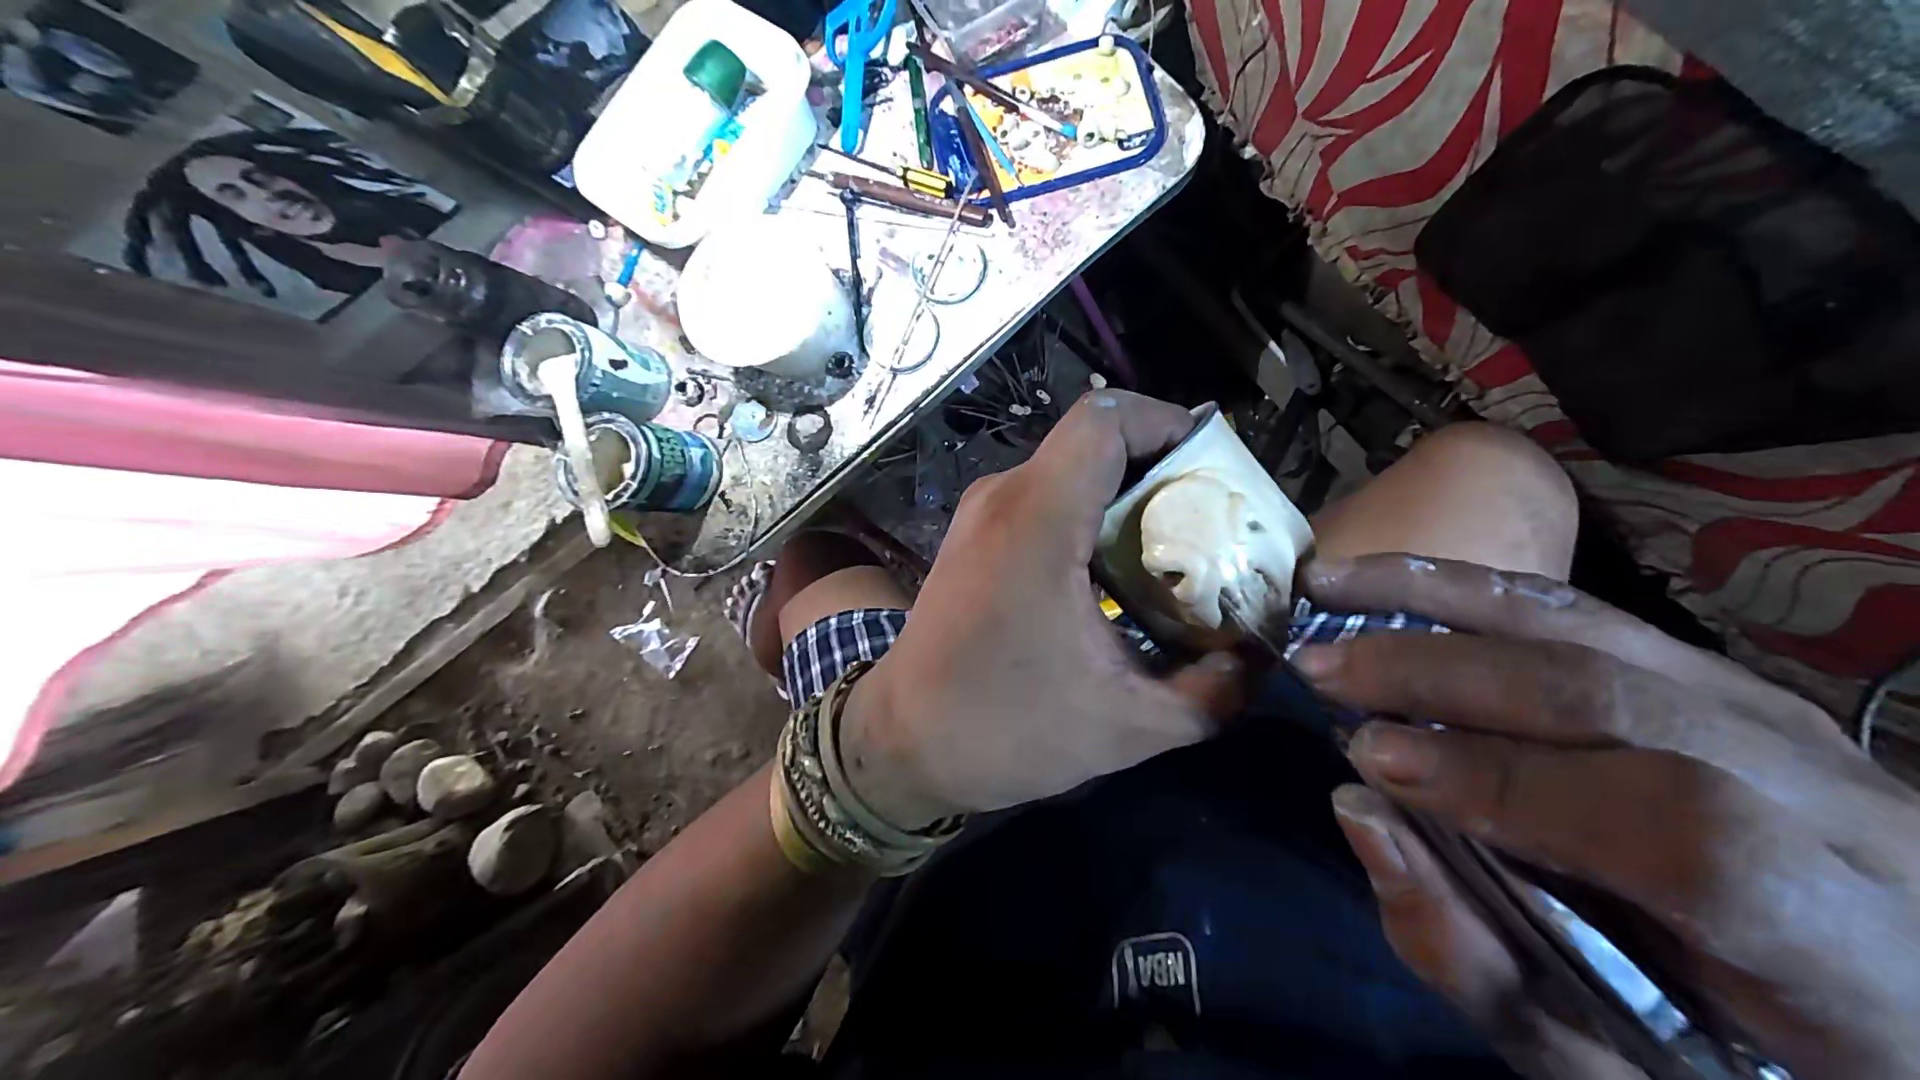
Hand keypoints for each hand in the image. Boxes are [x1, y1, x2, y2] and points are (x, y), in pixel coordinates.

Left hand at [841, 390, 1243, 827]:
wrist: (902, 744)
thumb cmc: (1005, 730)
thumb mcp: (1127, 725)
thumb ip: (1211, 693)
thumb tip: (1255, 661)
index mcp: (1038, 520)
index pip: (1104, 418)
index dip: (1165, 422)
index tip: (1213, 466)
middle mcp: (1002, 498)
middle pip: (1090, 440)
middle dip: (1158, 465)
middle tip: (1209, 516)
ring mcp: (979, 514)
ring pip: (1065, 468)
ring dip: (1121, 492)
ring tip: (1170, 544)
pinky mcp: (971, 536)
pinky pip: (1040, 496)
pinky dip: (1085, 512)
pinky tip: (1113, 567)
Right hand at [1298, 554, 1919, 1079]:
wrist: (1856, 978)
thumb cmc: (1716, 1052)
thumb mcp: (1590, 1058)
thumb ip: (1472, 954)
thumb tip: (1357, 811)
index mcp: (1850, 947)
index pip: (1684, 834)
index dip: (1504, 781)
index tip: (1368, 756)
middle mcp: (1837, 803)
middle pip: (1614, 696)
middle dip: (1440, 673)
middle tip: (1318, 668)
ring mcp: (1772, 715)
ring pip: (1588, 625)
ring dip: (1434, 600)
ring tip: (1328, 591)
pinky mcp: (1716, 674)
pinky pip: (1576, 611)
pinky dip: (1463, 590)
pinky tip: (1387, 579)